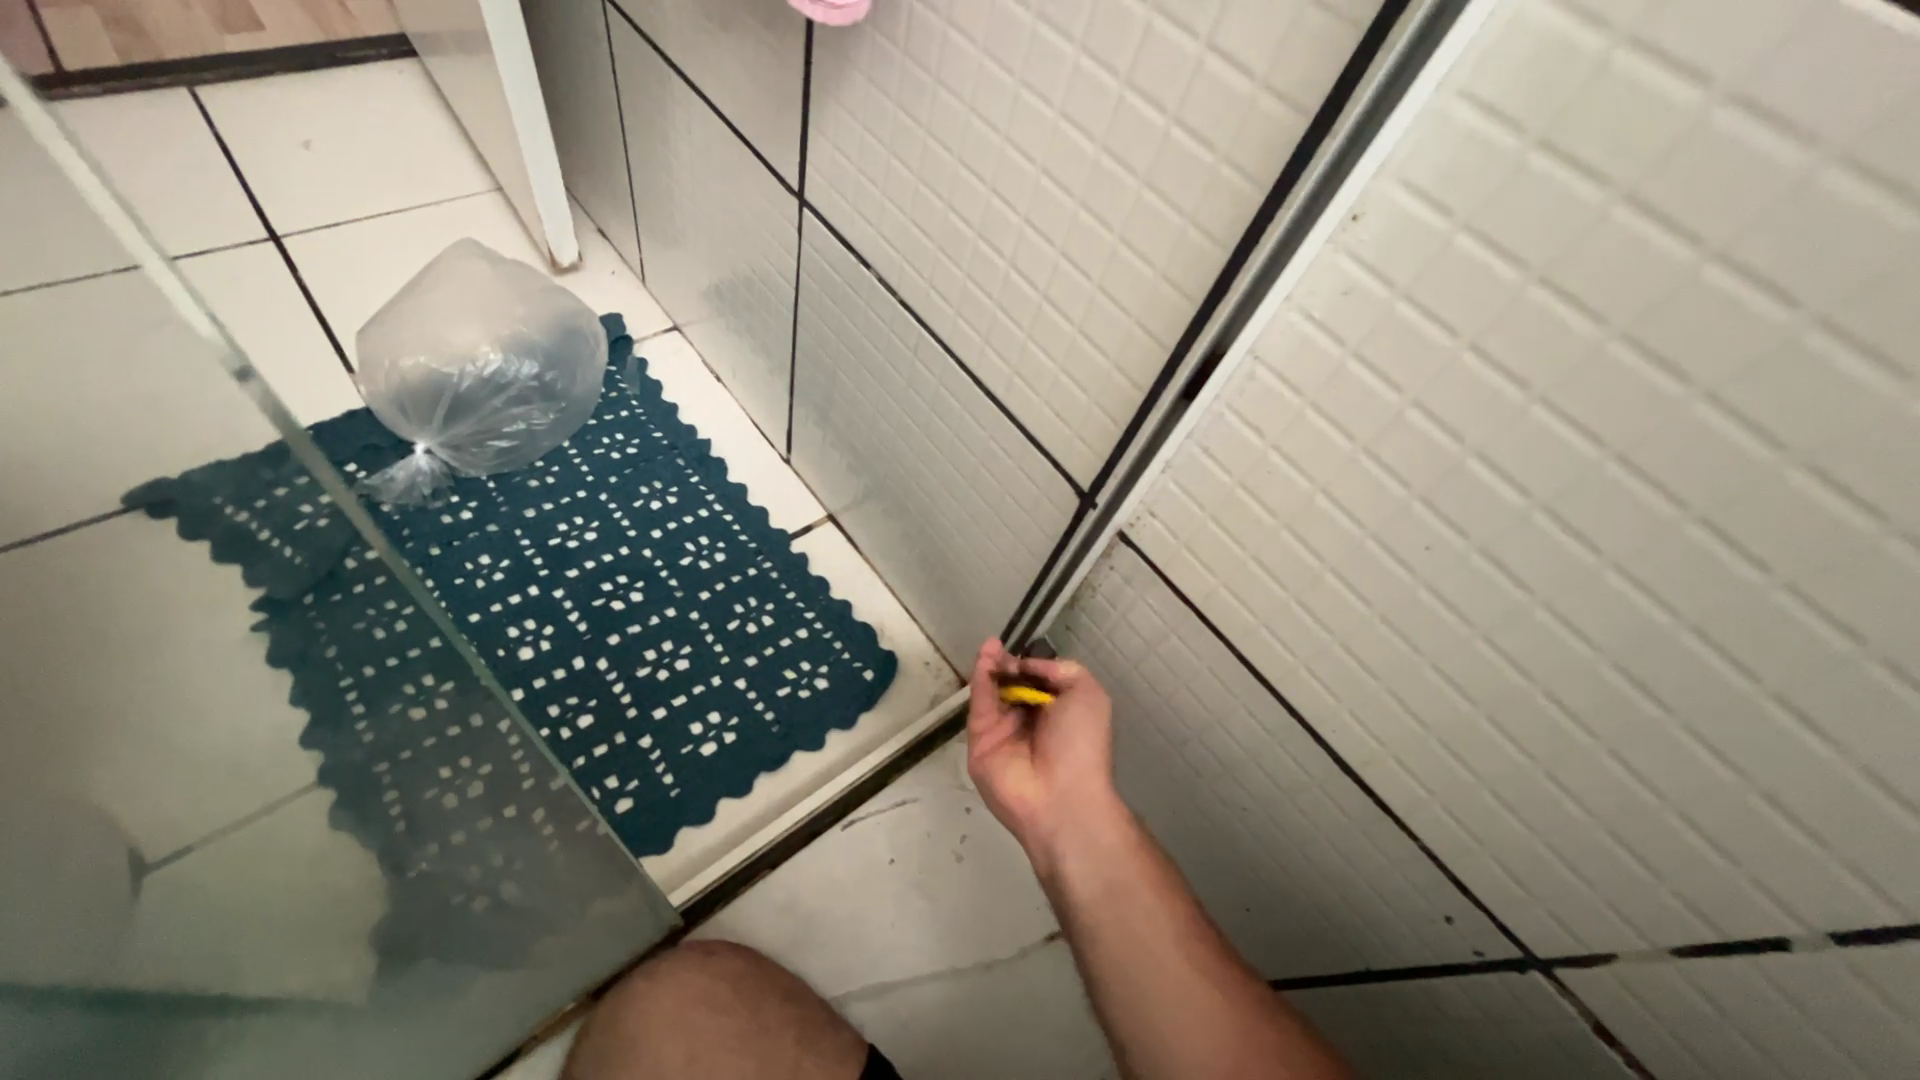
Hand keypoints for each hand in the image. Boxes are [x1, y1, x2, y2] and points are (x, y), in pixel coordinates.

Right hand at [966, 638, 1123, 868]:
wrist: (1061, 795)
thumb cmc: (1082, 743)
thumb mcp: (1087, 694)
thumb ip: (1060, 669)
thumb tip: (1028, 664)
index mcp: (1057, 712)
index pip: (1038, 681)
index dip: (1030, 664)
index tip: (1023, 650)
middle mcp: (1029, 721)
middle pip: (1011, 684)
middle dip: (1007, 663)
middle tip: (999, 645)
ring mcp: (1003, 731)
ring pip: (993, 691)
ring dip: (991, 666)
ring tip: (991, 645)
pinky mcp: (980, 740)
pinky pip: (980, 704)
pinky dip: (980, 679)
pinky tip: (985, 658)